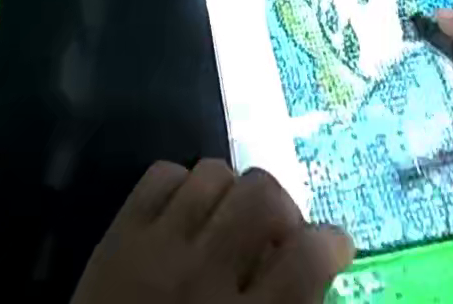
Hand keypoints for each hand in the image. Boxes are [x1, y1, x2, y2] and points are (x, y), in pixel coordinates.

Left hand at [71, 159, 354, 303]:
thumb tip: (312, 276)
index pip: (306, 260)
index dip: (331, 243)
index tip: (335, 245)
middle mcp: (202, 277)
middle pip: (262, 196)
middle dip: (281, 208)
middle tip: (277, 234)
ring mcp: (156, 249)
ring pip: (214, 173)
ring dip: (232, 195)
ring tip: (227, 223)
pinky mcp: (118, 235)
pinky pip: (163, 174)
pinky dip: (182, 186)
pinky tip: (184, 216)